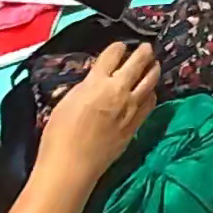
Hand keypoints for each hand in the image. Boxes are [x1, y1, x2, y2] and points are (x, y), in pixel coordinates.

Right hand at [39, 41, 157, 177]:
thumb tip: (97, 79)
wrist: (71, 166)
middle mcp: (119, 89)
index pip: (113, 54)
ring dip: (153, 68)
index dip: (118, 47)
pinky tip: (150, 92)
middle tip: (147, 47)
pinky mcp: (137, 122)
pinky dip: (152, 92)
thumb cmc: (59, 135)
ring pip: (151, 79)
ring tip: (154, 64)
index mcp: (97, 82)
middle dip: (144, 51)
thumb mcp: (66, 101)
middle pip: (138, 61)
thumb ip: (86, 86)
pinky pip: (150, 101)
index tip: (120, 46)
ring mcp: (131, 106)